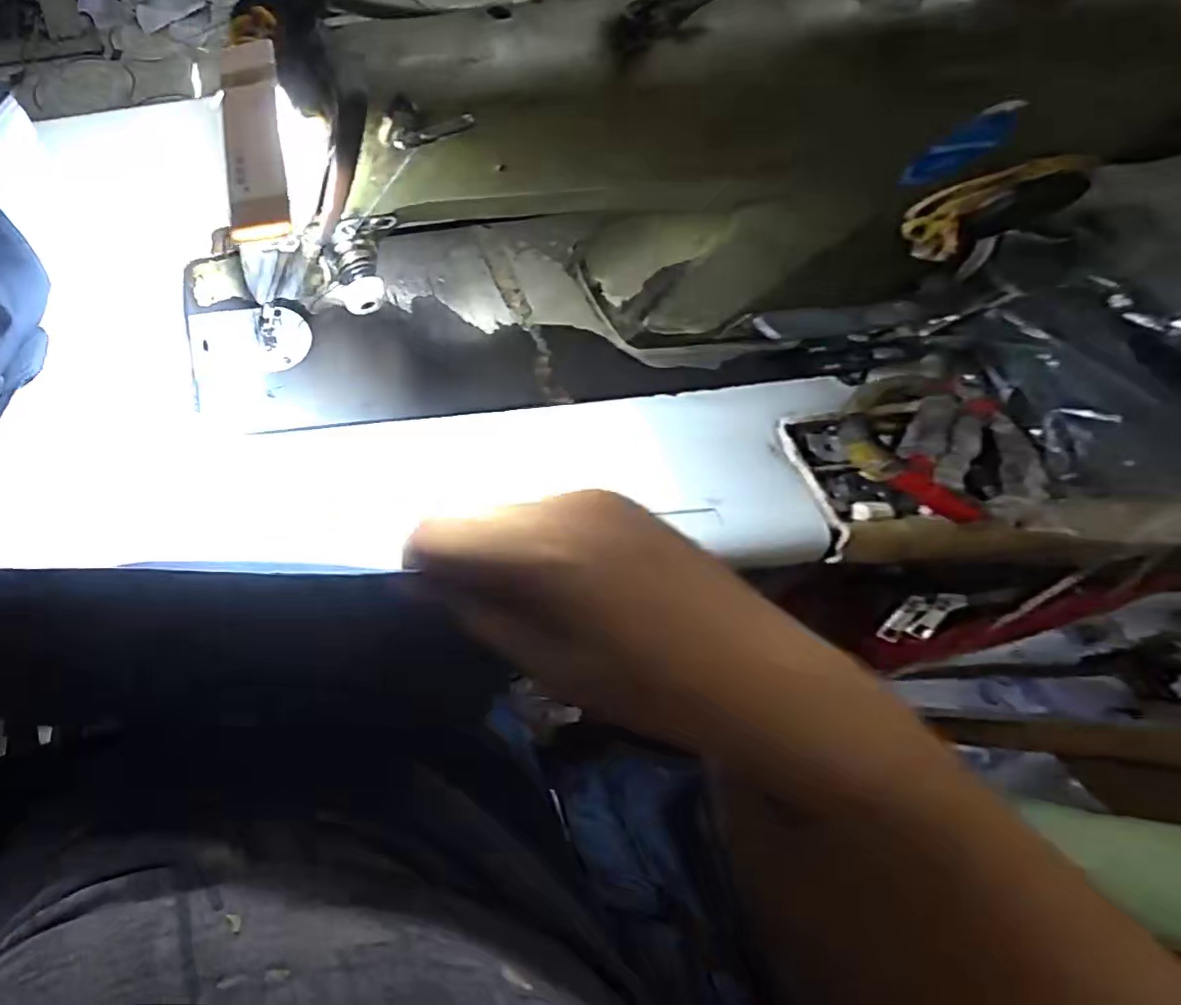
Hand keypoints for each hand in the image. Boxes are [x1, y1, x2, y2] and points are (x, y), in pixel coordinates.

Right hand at [406, 490, 867, 753]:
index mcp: (540, 547)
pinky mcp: (617, 500)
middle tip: (467, 600)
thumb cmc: (649, 688)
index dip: (414, 561)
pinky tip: (557, 577)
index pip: (434, 530)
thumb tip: (420, 583)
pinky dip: (525, 536)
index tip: (422, 595)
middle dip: (452, 552)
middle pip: (465, 512)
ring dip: (489, 543)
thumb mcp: (545, 662)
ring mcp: (593, 495)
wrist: (769, 681)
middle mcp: (560, 503)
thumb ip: (472, 612)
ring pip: (502, 509)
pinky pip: (541, 508)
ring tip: (517, 592)